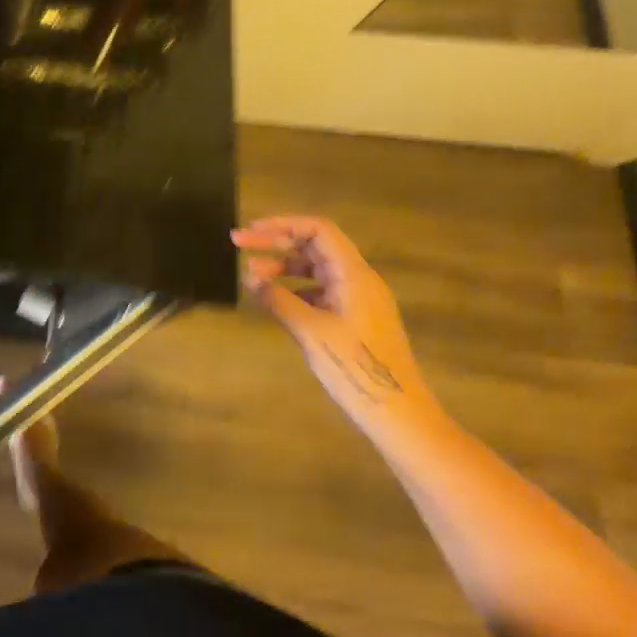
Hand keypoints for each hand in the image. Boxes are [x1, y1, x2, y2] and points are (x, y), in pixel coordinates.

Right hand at [232, 215, 441, 432]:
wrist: (398, 412)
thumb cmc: (355, 366)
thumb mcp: (310, 331)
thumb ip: (279, 300)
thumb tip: (252, 278)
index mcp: (354, 276)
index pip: (318, 230)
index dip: (282, 224)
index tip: (249, 232)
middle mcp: (359, 280)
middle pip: (315, 246)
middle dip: (276, 242)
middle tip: (238, 244)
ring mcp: (358, 300)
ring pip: (316, 269)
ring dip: (282, 266)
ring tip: (251, 276)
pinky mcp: (355, 319)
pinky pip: (320, 290)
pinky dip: (294, 288)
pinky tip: (274, 301)